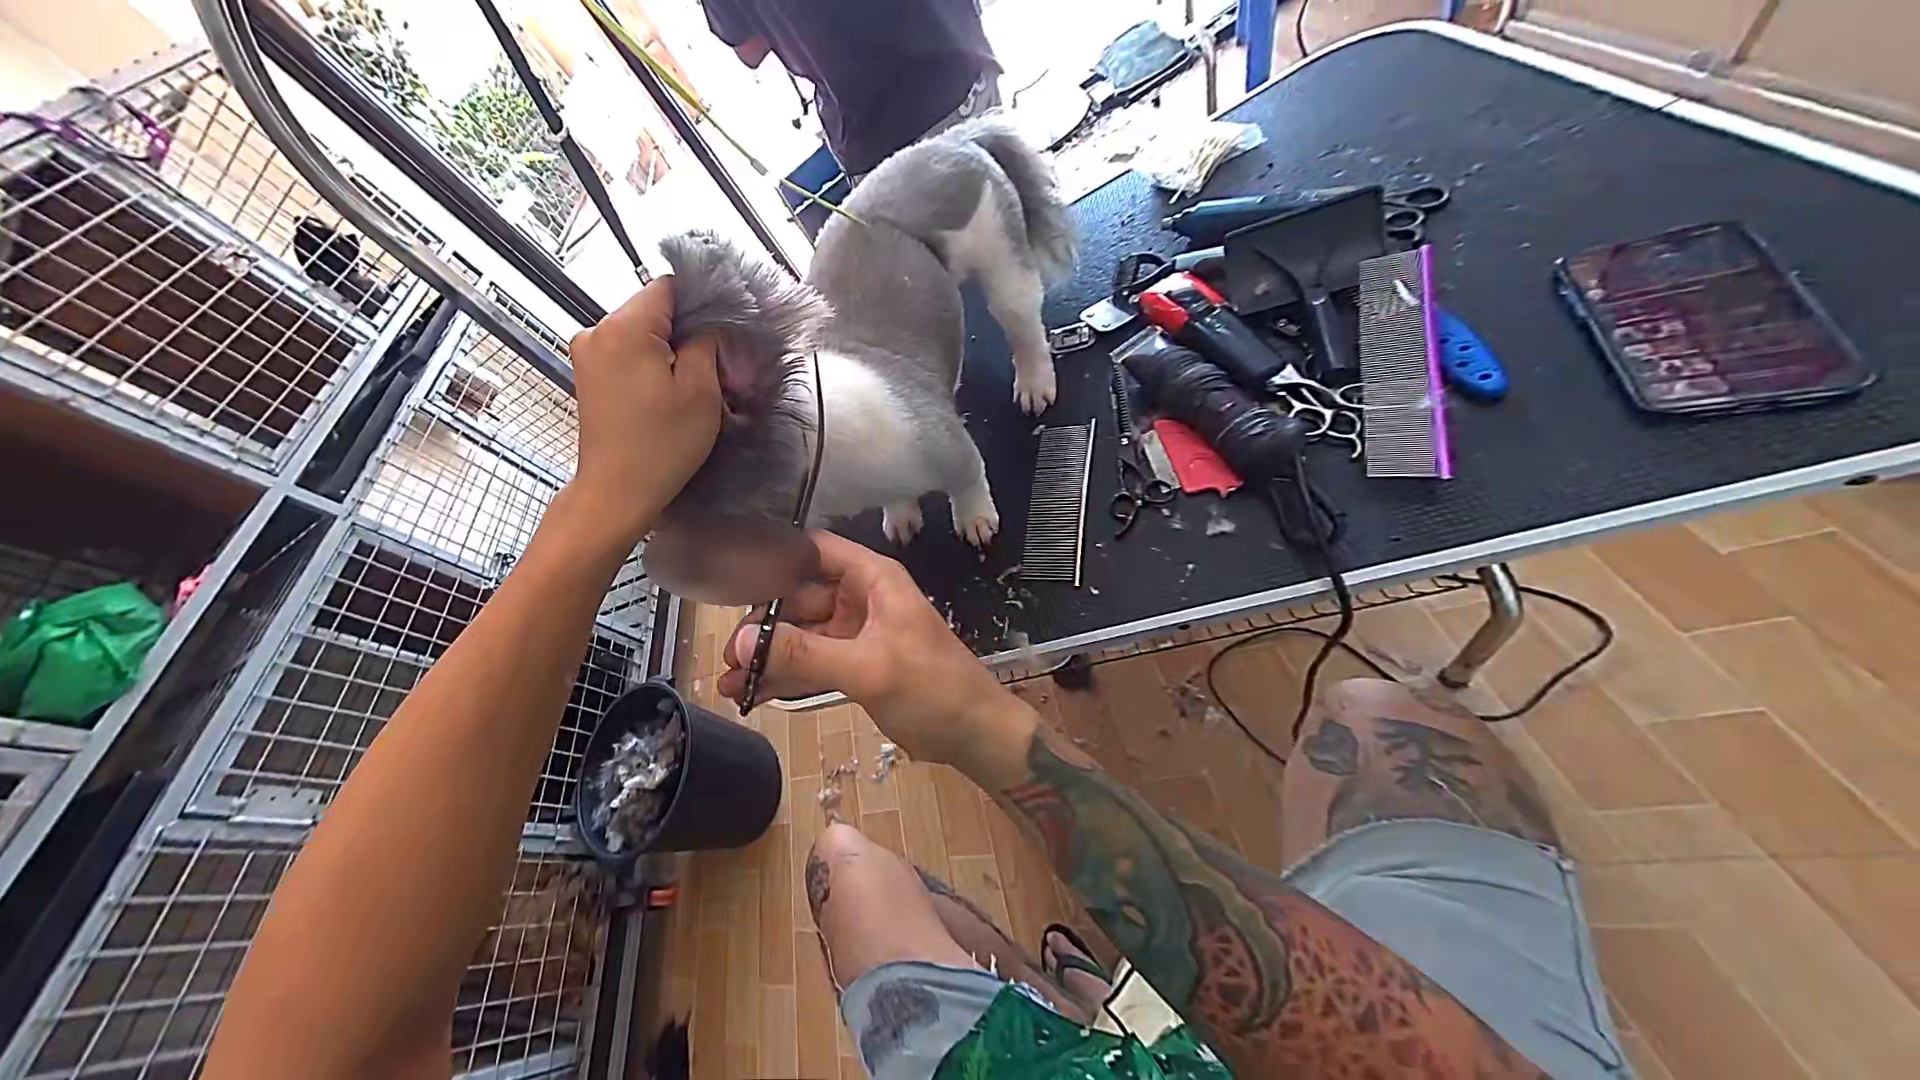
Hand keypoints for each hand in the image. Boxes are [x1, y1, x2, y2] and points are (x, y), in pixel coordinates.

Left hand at [564, 276, 721, 546]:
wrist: (618, 490)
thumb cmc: (661, 446)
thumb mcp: (701, 391)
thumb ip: (708, 344)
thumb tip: (713, 327)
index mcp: (624, 328)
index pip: (669, 287)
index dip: (703, 302)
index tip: (726, 328)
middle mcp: (597, 331)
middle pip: (655, 310)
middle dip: (690, 332)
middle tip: (720, 366)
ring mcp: (589, 353)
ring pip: (644, 333)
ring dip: (674, 351)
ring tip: (698, 385)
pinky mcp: (590, 374)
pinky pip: (630, 352)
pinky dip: (655, 364)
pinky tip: (673, 392)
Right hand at [716, 533, 1010, 764]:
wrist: (972, 734)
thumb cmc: (932, 689)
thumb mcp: (868, 668)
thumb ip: (804, 653)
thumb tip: (739, 641)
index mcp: (873, 580)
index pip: (816, 550)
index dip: (775, 559)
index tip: (730, 581)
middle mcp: (862, 599)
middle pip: (799, 597)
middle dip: (762, 626)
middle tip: (727, 658)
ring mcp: (856, 633)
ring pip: (801, 634)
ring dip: (768, 656)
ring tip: (728, 684)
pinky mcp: (854, 664)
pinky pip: (811, 661)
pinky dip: (786, 676)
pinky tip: (751, 695)